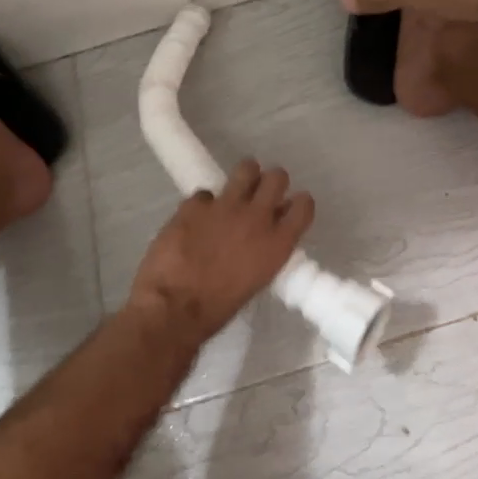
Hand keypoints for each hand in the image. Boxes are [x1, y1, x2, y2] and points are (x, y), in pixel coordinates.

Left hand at [127, 160, 314, 344]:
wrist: (174, 308)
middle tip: (260, 194)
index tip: (289, 207)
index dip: (298, 203)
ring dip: (244, 177)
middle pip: (277, 177)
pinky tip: (194, 219)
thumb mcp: (256, 281)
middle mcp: (256, 218)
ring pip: (246, 169)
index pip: (303, 206)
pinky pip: (205, 193)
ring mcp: (225, 206)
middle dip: (270, 182)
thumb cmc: (217, 309)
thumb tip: (263, 238)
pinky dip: (202, 204)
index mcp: (277, 244)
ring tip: (234, 191)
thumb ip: (264, 252)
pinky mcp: (195, 203)